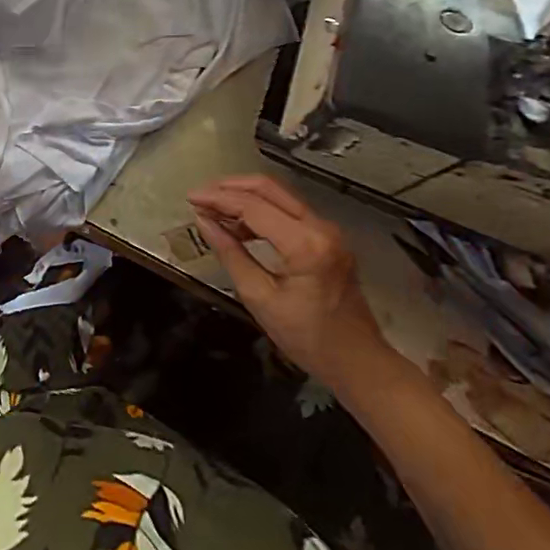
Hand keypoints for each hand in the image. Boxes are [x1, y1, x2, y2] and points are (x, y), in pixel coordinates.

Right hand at [188, 174, 394, 388]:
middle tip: (199, 197)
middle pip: (269, 188)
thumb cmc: (308, 337)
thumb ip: (230, 254)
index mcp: (306, 245)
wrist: (358, 361)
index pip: (253, 206)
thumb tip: (204, 222)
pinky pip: (288, 211)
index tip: (191, 199)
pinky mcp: (327, 239)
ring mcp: (328, 232)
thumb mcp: (258, 297)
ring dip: (243, 197)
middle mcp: (321, 229)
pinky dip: (259, 210)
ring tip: (212, 211)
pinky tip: (237, 225)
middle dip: (229, 187)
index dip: (218, 198)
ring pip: (279, 196)